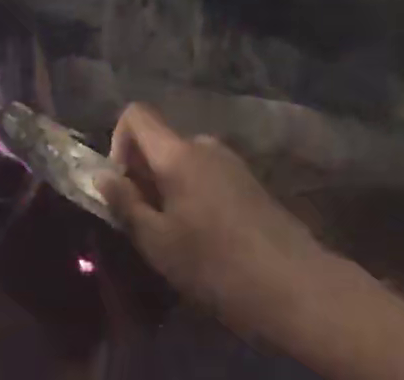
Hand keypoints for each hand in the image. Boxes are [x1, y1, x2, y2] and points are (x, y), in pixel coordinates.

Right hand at [98, 102, 330, 341]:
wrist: (301, 289)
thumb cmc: (218, 265)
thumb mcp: (158, 243)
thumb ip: (125, 204)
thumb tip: (102, 175)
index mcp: (176, 152)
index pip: (135, 114)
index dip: (118, 140)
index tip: (123, 183)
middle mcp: (203, 145)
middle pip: (159, 141)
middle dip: (144, 172)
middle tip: (146, 219)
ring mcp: (231, 162)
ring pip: (183, 161)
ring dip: (169, 185)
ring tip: (176, 232)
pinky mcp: (251, 183)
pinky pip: (207, 174)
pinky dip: (194, 193)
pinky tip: (207, 236)